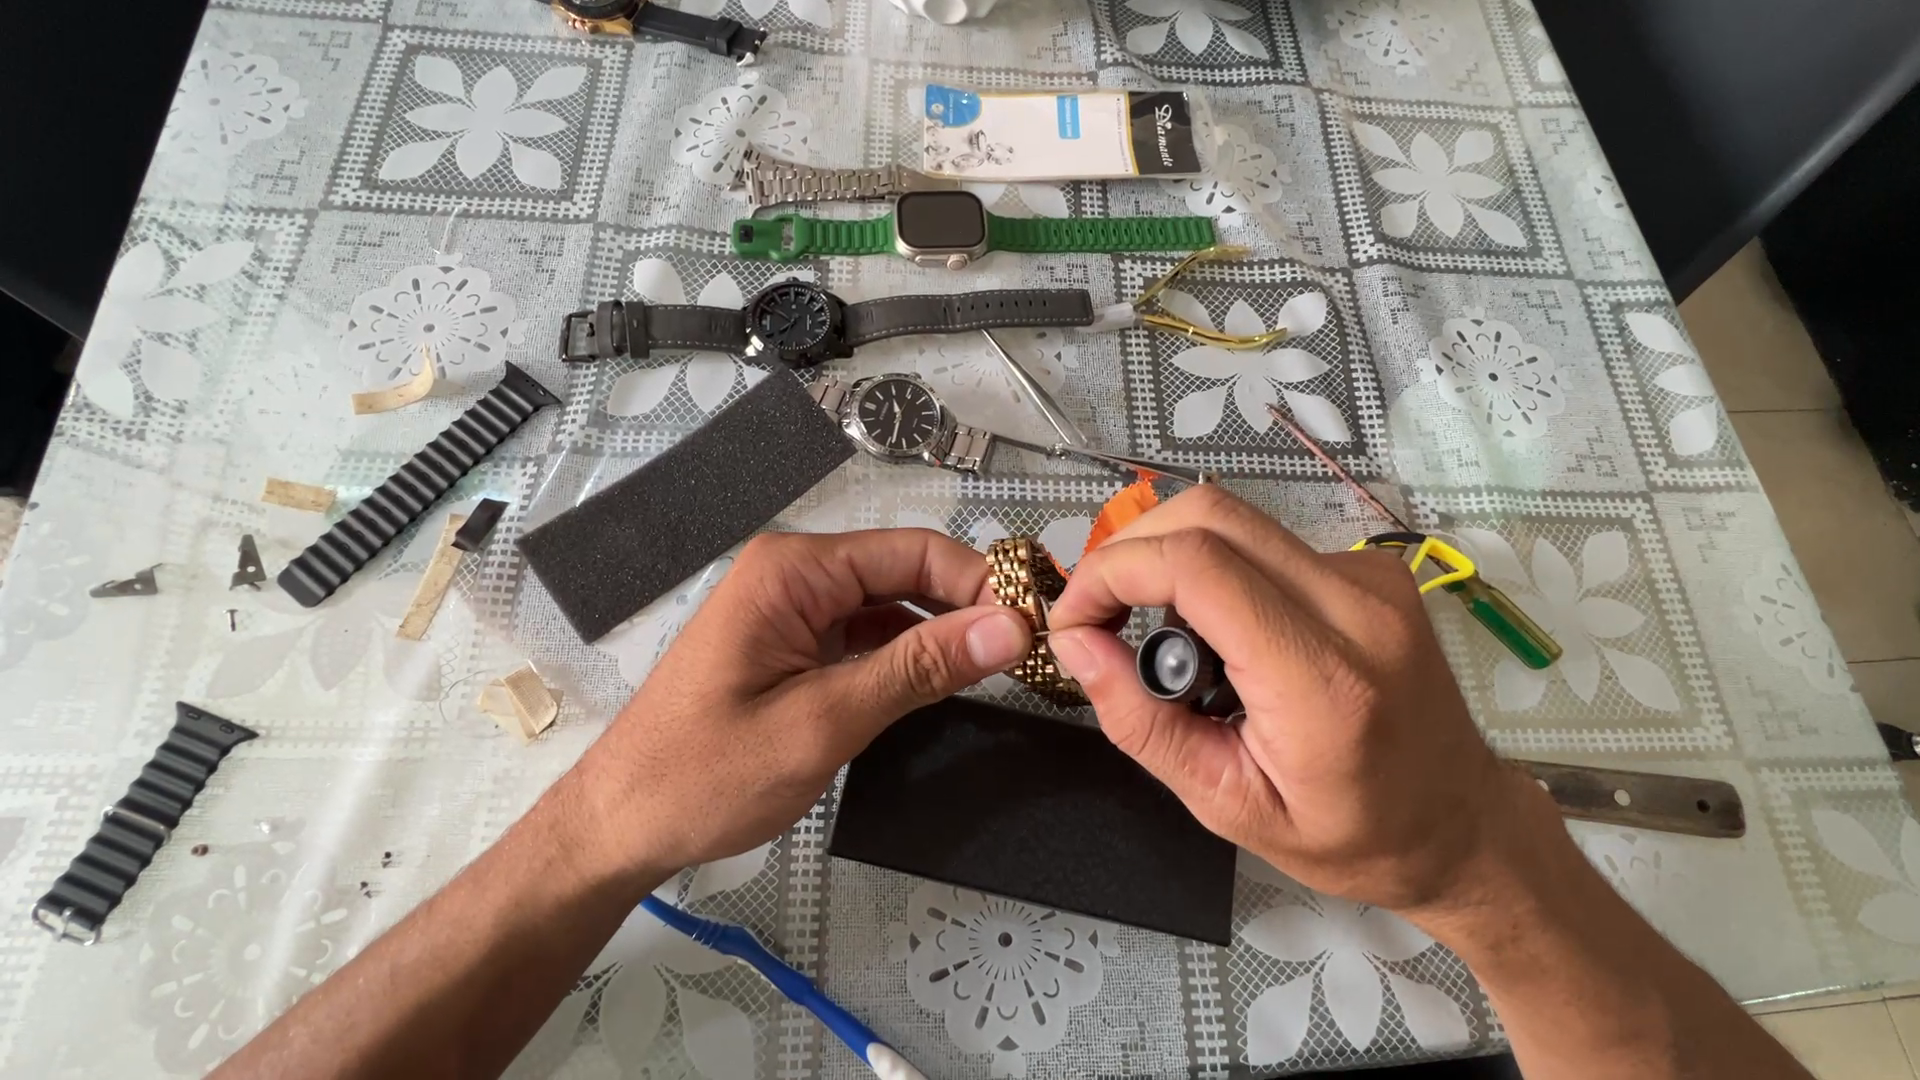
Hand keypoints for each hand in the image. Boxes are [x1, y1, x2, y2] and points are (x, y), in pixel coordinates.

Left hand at [569, 529, 1031, 881]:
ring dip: (939, 633)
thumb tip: (1008, 628)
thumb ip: (917, 669)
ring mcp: (791, 611)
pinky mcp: (792, 647)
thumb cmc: (706, 774)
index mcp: (793, 570)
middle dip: (965, 606)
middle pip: (903, 573)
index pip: (912, 552)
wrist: (620, 825)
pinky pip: (865, 636)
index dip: (980, 582)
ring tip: (998, 667)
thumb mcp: (823, 722)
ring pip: (889, 606)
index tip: (1034, 625)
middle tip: (1027, 652)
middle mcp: (794, 575)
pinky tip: (939, 681)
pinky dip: (905, 656)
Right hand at [1043, 485, 1557, 917]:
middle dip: (1128, 548)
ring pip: (1229, 518)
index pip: (1197, 566)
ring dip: (1165, 560)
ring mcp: (1369, 576)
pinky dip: (1209, 572)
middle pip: (1208, 513)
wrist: (1460, 822)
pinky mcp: (1367, 567)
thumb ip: (1141, 722)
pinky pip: (1259, 540)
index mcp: (1324, 681)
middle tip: (1099, 611)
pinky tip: (1218, 634)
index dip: (1112, 572)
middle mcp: (1356, 605)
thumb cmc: (1349, 834)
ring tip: (1164, 638)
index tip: (1074, 617)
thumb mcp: (1225, 803)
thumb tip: (1077, 643)